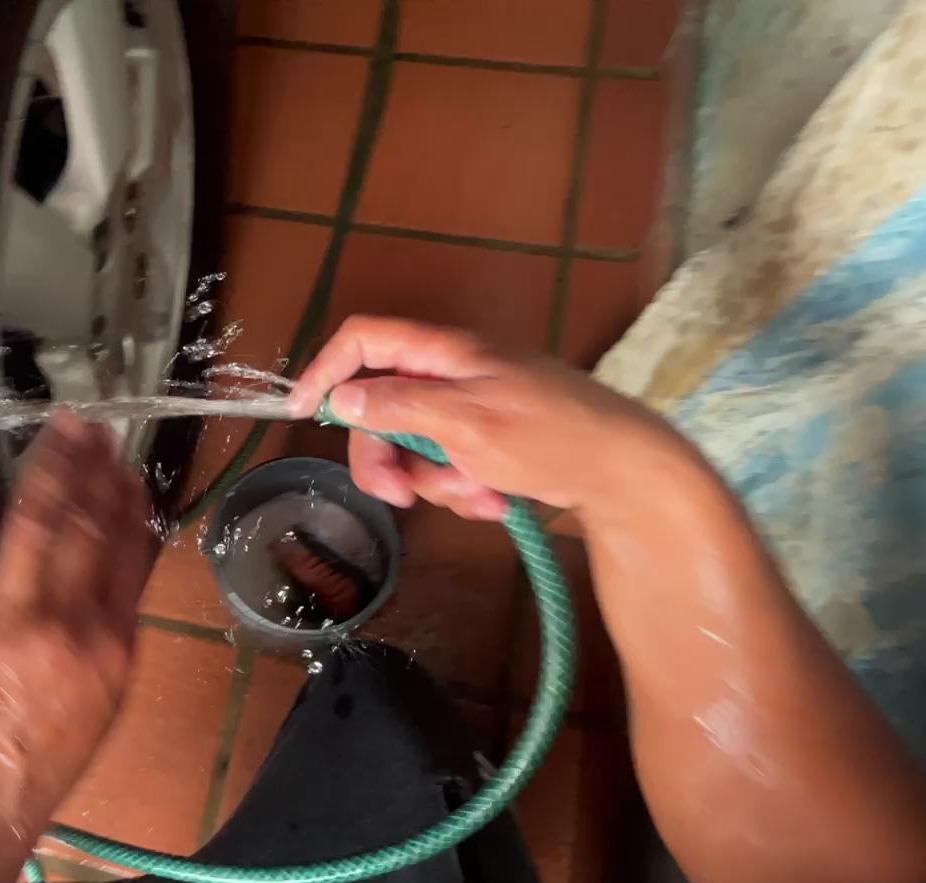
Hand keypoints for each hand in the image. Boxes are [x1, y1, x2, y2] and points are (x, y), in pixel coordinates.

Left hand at [0, 414, 157, 837]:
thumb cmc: (43, 762)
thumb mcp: (105, 702)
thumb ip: (116, 634)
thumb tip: (122, 573)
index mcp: (111, 644)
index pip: (129, 554)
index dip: (128, 504)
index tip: (126, 470)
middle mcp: (66, 624)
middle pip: (87, 528)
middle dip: (93, 469)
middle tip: (96, 428)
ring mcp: (3, 622)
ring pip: (33, 526)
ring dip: (49, 468)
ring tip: (60, 426)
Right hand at [286, 316, 692, 524]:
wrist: (622, 473)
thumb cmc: (549, 436)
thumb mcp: (465, 421)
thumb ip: (399, 406)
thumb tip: (341, 396)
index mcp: (442, 356)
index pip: (364, 342)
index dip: (327, 370)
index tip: (303, 413)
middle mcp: (446, 377)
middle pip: (378, 411)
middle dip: (386, 459)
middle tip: (401, 498)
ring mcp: (463, 411)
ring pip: (409, 447)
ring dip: (435, 482)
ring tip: (479, 495)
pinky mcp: (479, 441)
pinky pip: (442, 466)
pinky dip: (460, 488)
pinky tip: (493, 497)